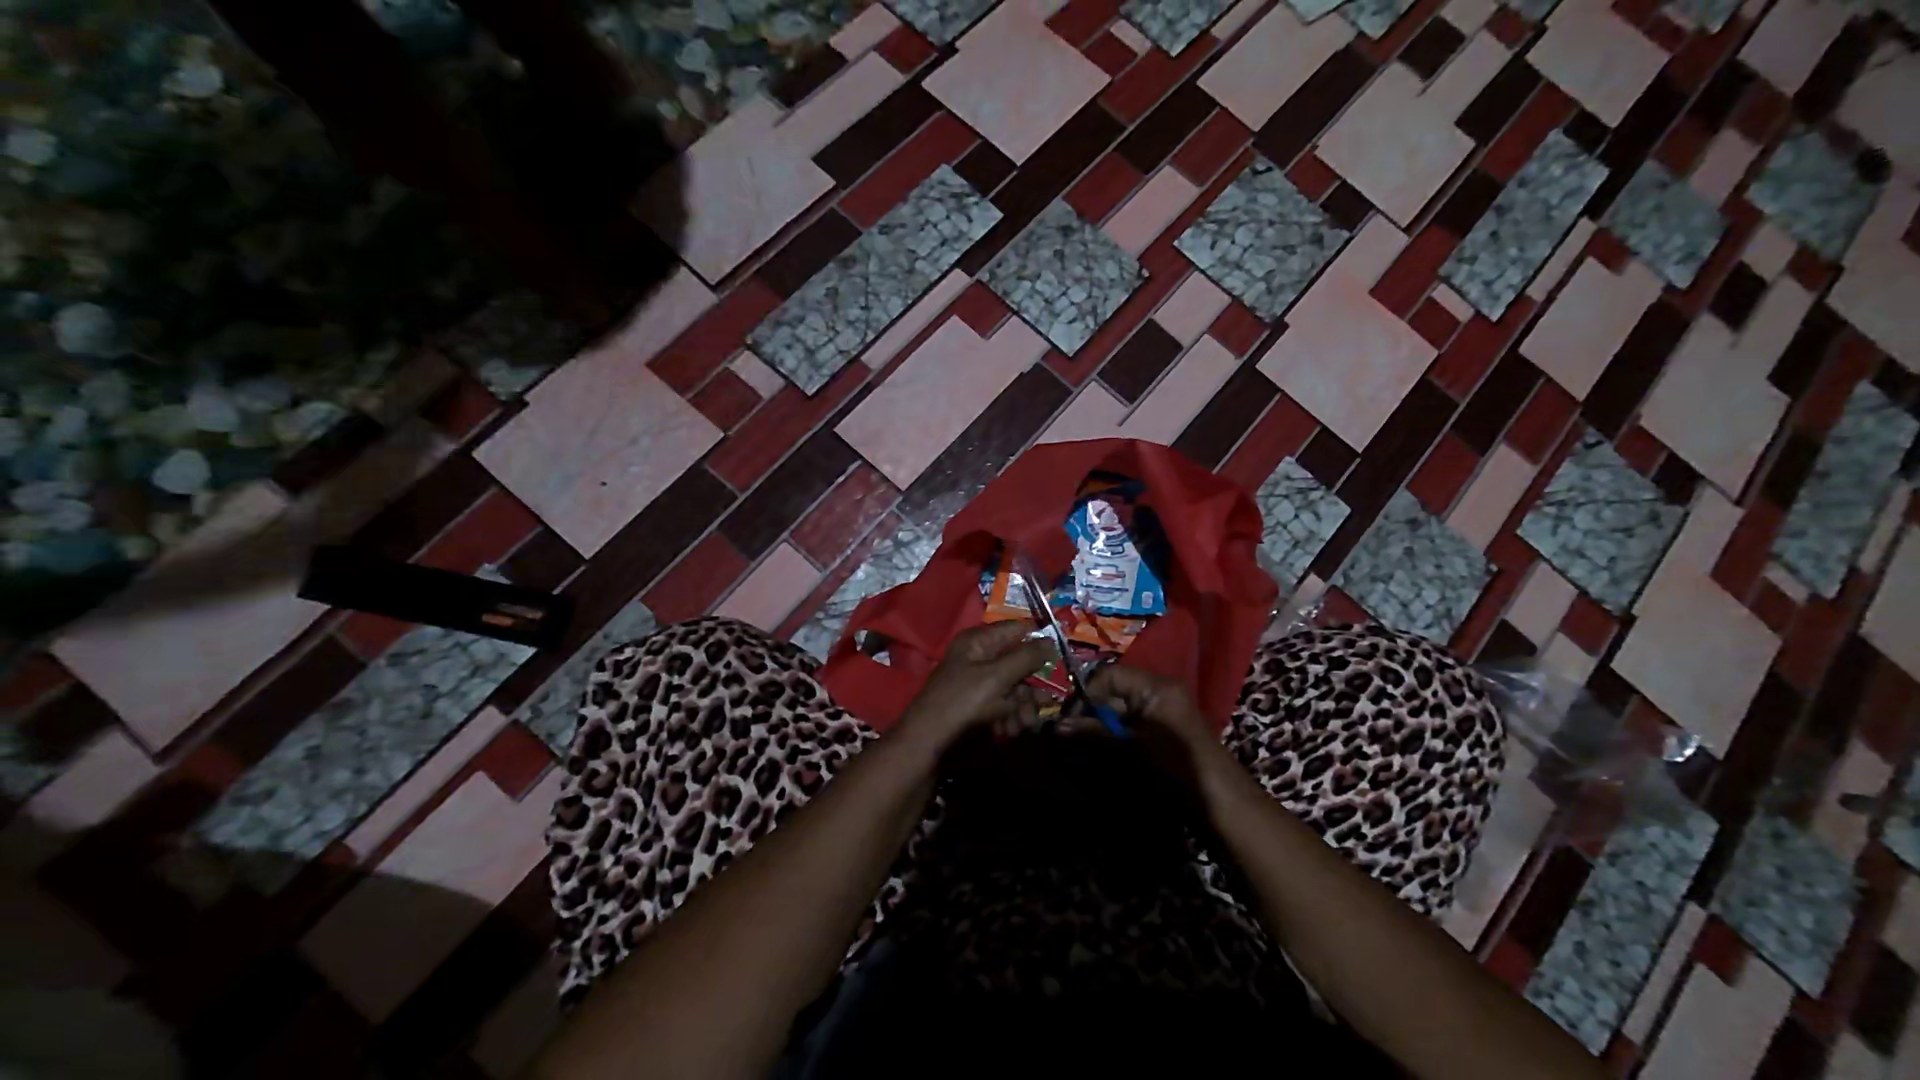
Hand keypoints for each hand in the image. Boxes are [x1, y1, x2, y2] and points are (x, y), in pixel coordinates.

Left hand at [900, 622, 1053, 747]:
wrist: (929, 743)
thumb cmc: (962, 702)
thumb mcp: (997, 676)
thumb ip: (1027, 657)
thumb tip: (1051, 641)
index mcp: (979, 641)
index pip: (1017, 630)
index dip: (1039, 642)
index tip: (1060, 659)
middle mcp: (980, 658)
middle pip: (1020, 663)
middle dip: (1032, 687)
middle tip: (1043, 704)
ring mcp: (979, 683)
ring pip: (1016, 689)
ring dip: (1023, 708)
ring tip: (1021, 725)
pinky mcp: (980, 707)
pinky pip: (1004, 707)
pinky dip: (1010, 719)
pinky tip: (1007, 732)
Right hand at [1084, 664, 1231, 792]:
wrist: (1219, 804)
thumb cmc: (1177, 766)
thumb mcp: (1133, 747)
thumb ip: (1095, 733)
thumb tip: (1057, 726)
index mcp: (1156, 687)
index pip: (1110, 674)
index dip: (1087, 693)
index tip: (1070, 718)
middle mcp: (1159, 693)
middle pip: (1113, 691)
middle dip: (1091, 711)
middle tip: (1070, 734)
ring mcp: (1161, 713)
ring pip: (1118, 710)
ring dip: (1100, 727)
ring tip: (1081, 745)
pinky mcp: (1161, 734)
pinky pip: (1129, 726)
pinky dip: (1114, 736)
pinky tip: (1102, 752)